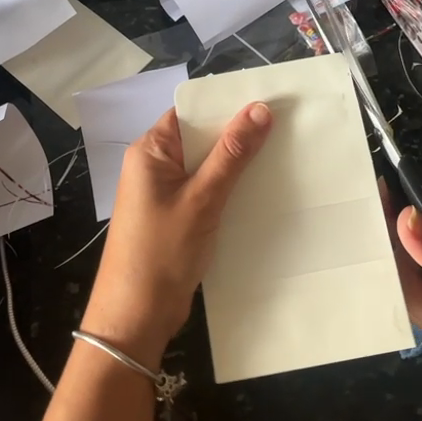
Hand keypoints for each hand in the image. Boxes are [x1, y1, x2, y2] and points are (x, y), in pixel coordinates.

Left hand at [80, 104, 271, 365]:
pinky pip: (206, 189)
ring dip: (237, 163)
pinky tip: (261, 189)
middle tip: (285, 126)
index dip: (226, 104)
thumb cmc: (161, 253)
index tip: (268, 101)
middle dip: (238, 133)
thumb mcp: (202, 199)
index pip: (191, 111)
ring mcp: (164, 192)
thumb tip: (260, 109)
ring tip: (283, 153)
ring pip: (206, 164)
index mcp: (150, 150)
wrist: (135, 319)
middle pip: (200, 136)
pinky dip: (229, 188)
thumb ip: (231, 154)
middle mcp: (154, 165)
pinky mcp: (176, 216)